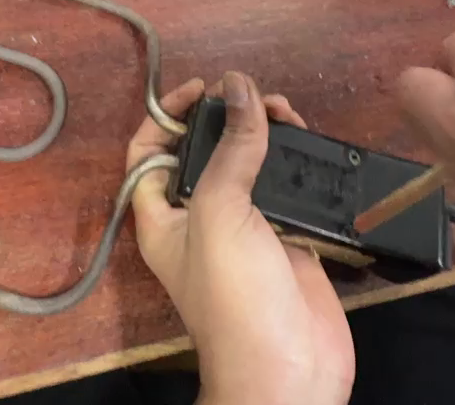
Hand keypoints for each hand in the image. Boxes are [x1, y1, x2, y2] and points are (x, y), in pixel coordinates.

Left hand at [128, 73, 353, 404]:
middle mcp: (199, 216)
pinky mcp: (285, 234)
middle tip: (253, 94)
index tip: (201, 89)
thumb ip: (232, 146)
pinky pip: (283, 184)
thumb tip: (240, 83)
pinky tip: (305, 138)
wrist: (289, 371)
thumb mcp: (220, 210)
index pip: (148, 152)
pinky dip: (293, 158)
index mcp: (163, 215)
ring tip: (285, 110)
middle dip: (226, 117)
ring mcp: (244, 226)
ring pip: (247, 163)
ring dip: (262, 132)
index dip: (166, 115)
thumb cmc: (234, 291)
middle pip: (204, 152)